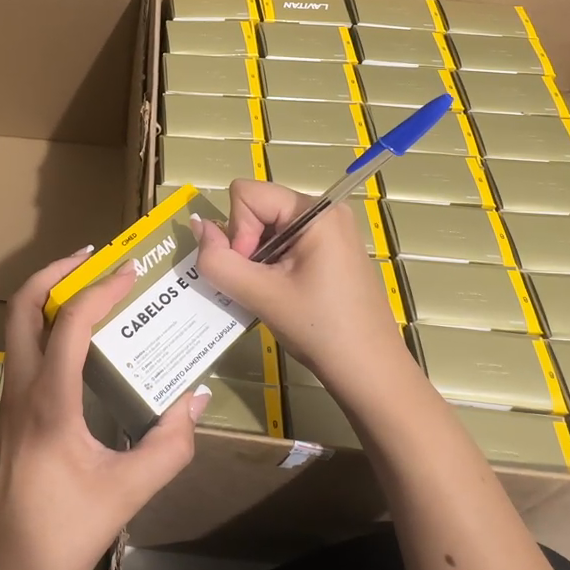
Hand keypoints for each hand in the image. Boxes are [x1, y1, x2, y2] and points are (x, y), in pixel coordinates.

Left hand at [0, 248, 208, 569]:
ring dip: (48, 295)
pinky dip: (45, 323)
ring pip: (16, 325)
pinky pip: (22, 347)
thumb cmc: (67, 528)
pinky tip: (76, 336)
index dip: (99, 291)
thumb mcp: (127, 492)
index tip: (130, 272)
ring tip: (87, 284)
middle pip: (22, 306)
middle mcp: (21, 387)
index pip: (67, 323)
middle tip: (93, 256)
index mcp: (48, 400)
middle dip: (55, 272)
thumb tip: (195, 400)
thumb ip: (168, 447)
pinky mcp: (9, 410)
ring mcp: (9, 397)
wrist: (16, 568)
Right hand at [192, 179, 413, 389]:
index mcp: (315, 211)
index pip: (246, 194)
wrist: (372, 375)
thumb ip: (219, 260)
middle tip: (262, 286)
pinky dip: (272, 264)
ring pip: (267, 227)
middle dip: (246, 245)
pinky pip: (284, 241)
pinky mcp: (330, 251)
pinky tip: (283, 293)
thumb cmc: (320, 331)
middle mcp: (325, 211)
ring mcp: (330, 231)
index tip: (253, 271)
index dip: (237, 230)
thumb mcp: (261, 295)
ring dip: (257, 258)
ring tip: (273, 293)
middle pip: (257, 207)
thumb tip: (197, 225)